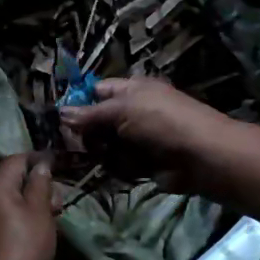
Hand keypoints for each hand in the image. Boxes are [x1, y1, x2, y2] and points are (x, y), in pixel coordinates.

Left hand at [0, 153, 56, 259]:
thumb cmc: (25, 246)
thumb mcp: (40, 212)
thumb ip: (40, 184)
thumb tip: (41, 164)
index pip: (17, 159)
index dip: (39, 159)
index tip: (60, 166)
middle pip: (12, 177)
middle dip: (37, 184)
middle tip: (57, 203)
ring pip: (10, 195)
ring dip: (32, 201)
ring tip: (51, 217)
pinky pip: (4, 211)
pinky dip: (21, 213)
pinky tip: (36, 228)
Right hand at [58, 78, 239, 190]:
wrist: (200, 156)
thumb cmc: (162, 122)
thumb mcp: (123, 110)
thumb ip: (91, 113)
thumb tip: (61, 113)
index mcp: (133, 90)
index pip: (98, 91)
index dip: (80, 102)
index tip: (59, 119)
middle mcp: (135, 112)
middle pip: (99, 122)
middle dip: (90, 134)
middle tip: (81, 144)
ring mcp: (140, 139)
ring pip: (107, 146)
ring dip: (105, 154)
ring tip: (110, 157)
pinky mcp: (145, 163)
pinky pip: (122, 165)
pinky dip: (122, 168)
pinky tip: (130, 169)